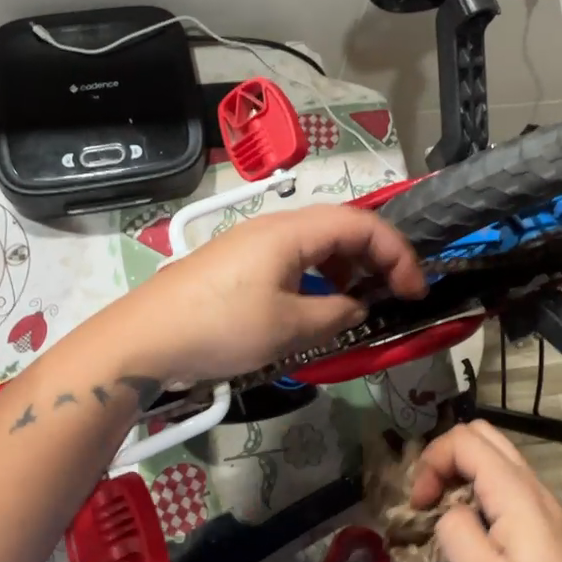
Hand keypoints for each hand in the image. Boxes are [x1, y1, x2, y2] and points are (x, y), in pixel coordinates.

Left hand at [102, 204, 426, 383]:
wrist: (145, 336)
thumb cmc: (221, 327)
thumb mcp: (288, 328)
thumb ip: (335, 315)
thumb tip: (356, 307)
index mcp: (292, 231)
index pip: (362, 225)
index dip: (398, 254)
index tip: (415, 291)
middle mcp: (275, 225)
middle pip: (340, 227)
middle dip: (376, 257)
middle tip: (394, 294)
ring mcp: (252, 241)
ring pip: (316, 242)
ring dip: (345, 267)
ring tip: (357, 302)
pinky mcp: (238, 262)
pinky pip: (292, 258)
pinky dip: (316, 276)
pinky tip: (314, 306)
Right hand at [415, 423, 561, 561]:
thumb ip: (455, 532)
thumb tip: (447, 511)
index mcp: (517, 492)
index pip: (464, 440)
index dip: (432, 461)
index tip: (419, 504)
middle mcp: (534, 485)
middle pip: (482, 435)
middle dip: (445, 458)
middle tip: (429, 499)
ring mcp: (545, 502)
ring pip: (496, 457)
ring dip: (462, 473)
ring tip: (446, 514)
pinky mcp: (548, 521)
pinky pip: (507, 483)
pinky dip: (480, 490)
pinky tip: (475, 531)